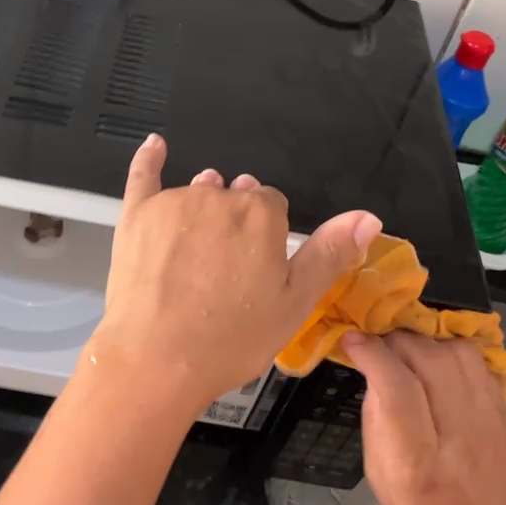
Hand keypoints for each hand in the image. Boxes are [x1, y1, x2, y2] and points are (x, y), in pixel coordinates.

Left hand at [88, 134, 380, 409]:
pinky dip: (150, 158)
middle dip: (238, 220)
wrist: (156, 360)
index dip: (270, 235)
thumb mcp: (295, 302)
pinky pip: (144, 174)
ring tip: (201, 243)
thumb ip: (331, 253)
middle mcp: (218, 196)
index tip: (260, 266)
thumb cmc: (231, 338)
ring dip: (205, 203)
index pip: (273, 205)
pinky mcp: (137, 214)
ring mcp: (174, 202)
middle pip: (236, 196)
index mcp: (261, 213)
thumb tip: (368, 217)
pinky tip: (156, 145)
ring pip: (198, 190)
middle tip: (230, 266)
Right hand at [343, 330, 505, 504]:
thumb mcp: (377, 474)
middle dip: (393, 343)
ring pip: (453, 350)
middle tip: (377, 348)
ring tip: (406, 353)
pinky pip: (474, 357)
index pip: (397, 388)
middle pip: (426, 359)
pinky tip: (434, 361)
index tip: (351, 339)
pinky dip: (448, 348)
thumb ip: (375, 415)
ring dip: (422, 341)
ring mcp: (488, 418)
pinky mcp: (503, 409)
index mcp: (417, 462)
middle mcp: (458, 435)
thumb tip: (372, 364)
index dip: (371, 354)